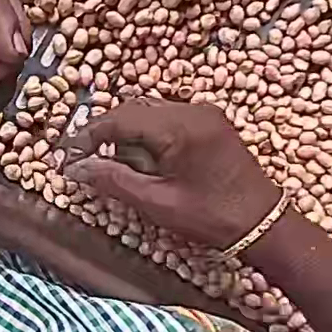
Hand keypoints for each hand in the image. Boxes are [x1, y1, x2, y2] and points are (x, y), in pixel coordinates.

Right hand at [63, 99, 282, 251]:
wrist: (264, 223)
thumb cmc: (211, 218)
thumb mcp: (157, 203)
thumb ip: (114, 180)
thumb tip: (76, 168)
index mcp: (180, 127)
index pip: (120, 118)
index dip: (88, 135)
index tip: (67, 154)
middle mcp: (192, 110)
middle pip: (133, 109)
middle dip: (105, 133)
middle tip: (84, 159)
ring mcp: (203, 113)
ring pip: (148, 110)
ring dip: (126, 132)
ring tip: (111, 162)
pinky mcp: (209, 121)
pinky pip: (167, 116)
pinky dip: (147, 132)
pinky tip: (141, 157)